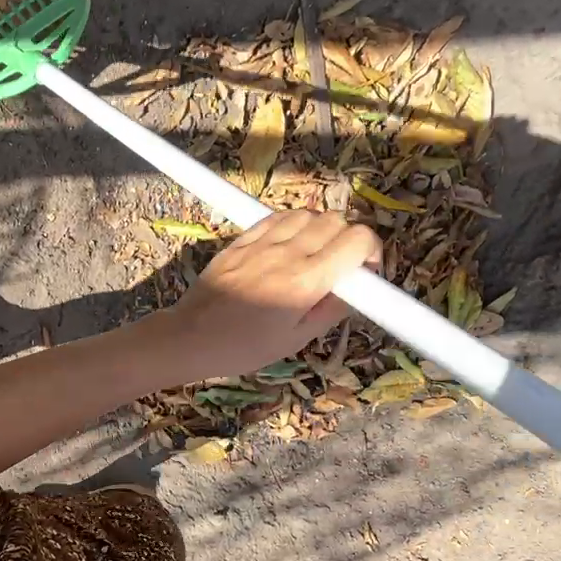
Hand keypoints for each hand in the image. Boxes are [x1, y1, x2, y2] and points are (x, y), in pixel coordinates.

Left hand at [161, 210, 377, 380]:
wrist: (189, 337)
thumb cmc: (242, 347)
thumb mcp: (295, 340)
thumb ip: (330, 311)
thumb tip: (357, 291)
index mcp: (305, 281)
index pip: (358, 239)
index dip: (371, 252)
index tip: (364, 273)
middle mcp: (286, 254)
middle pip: (336, 220)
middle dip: (347, 240)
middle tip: (339, 267)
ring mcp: (261, 243)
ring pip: (308, 213)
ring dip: (319, 229)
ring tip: (311, 256)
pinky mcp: (241, 240)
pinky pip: (277, 217)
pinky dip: (291, 225)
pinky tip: (287, 246)